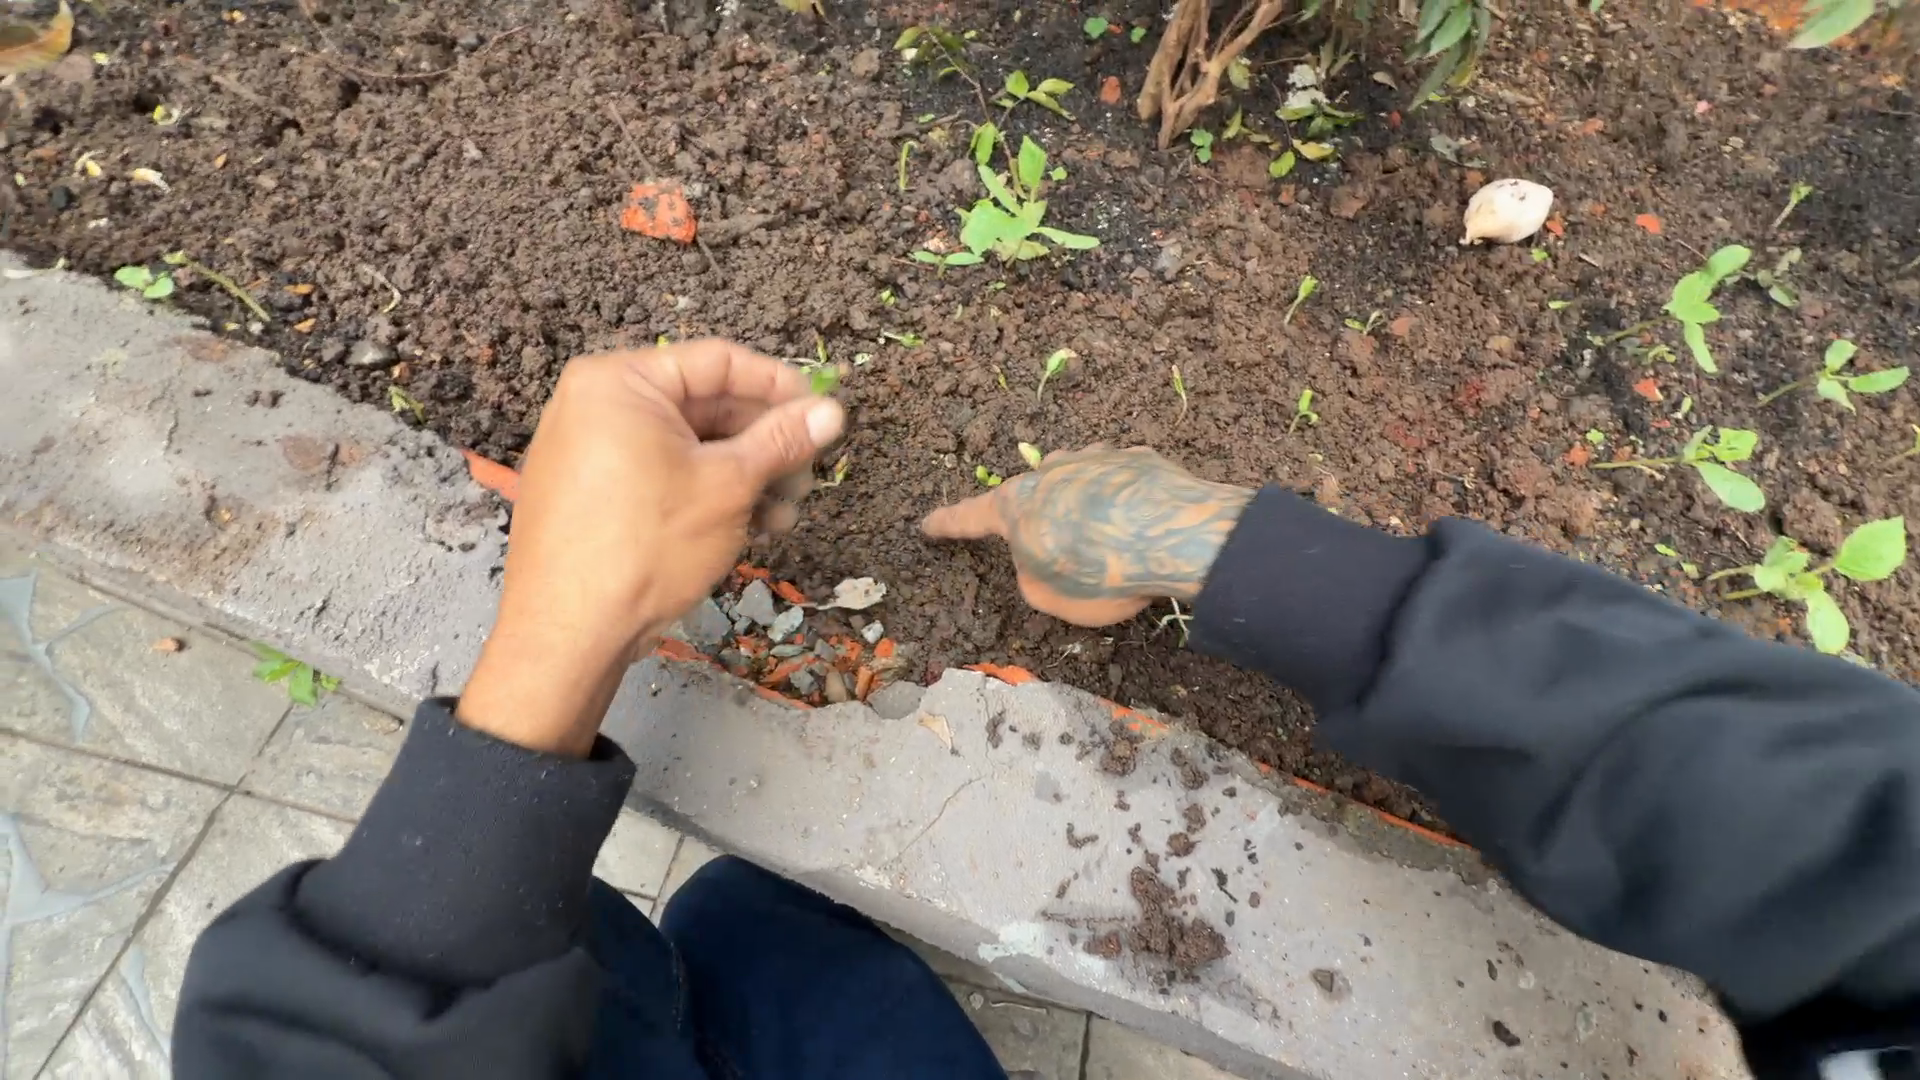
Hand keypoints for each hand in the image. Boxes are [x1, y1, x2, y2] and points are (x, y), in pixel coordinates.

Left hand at [459, 340, 843, 755]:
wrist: (569, 633)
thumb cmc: (648, 544)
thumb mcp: (730, 485)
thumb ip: (784, 440)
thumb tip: (833, 411)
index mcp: (621, 382)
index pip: (720, 362)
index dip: (780, 386)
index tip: (824, 413)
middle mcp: (602, 405)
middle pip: (710, 407)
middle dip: (767, 445)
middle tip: (807, 478)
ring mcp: (597, 451)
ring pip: (696, 447)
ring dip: (750, 477)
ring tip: (783, 516)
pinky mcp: (600, 492)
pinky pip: (670, 475)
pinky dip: (714, 494)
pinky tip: (751, 527)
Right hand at [921, 446, 1251, 626]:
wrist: (1172, 536)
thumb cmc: (1095, 573)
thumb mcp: (1046, 596)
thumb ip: (1031, 574)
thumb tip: (1045, 555)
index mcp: (1015, 506)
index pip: (969, 518)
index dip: (947, 525)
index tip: (927, 523)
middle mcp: (1049, 472)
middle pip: (1030, 493)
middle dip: (1034, 515)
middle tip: (1054, 544)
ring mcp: (1094, 458)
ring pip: (1075, 477)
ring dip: (1078, 499)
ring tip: (1100, 529)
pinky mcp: (1137, 460)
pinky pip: (1118, 481)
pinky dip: (1122, 499)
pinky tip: (1140, 518)